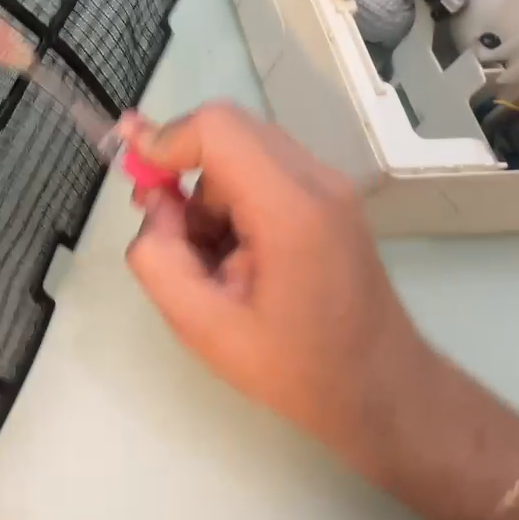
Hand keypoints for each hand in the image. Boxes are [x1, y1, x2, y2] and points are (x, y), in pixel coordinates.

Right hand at [121, 103, 434, 465]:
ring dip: (205, 193)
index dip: (163, 140)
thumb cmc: (294, 367)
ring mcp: (328, 185)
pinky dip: (229, 199)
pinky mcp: (328, 197)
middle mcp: (316, 181)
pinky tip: (235, 254)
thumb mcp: (202, 327)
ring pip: (238, 151)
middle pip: (226, 130)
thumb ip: (157, 257)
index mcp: (290, 210)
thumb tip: (154, 204)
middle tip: (158, 219)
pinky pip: (259, 170)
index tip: (134, 176)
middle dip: (180, 166)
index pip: (216, 129)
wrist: (383, 390)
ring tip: (209, 260)